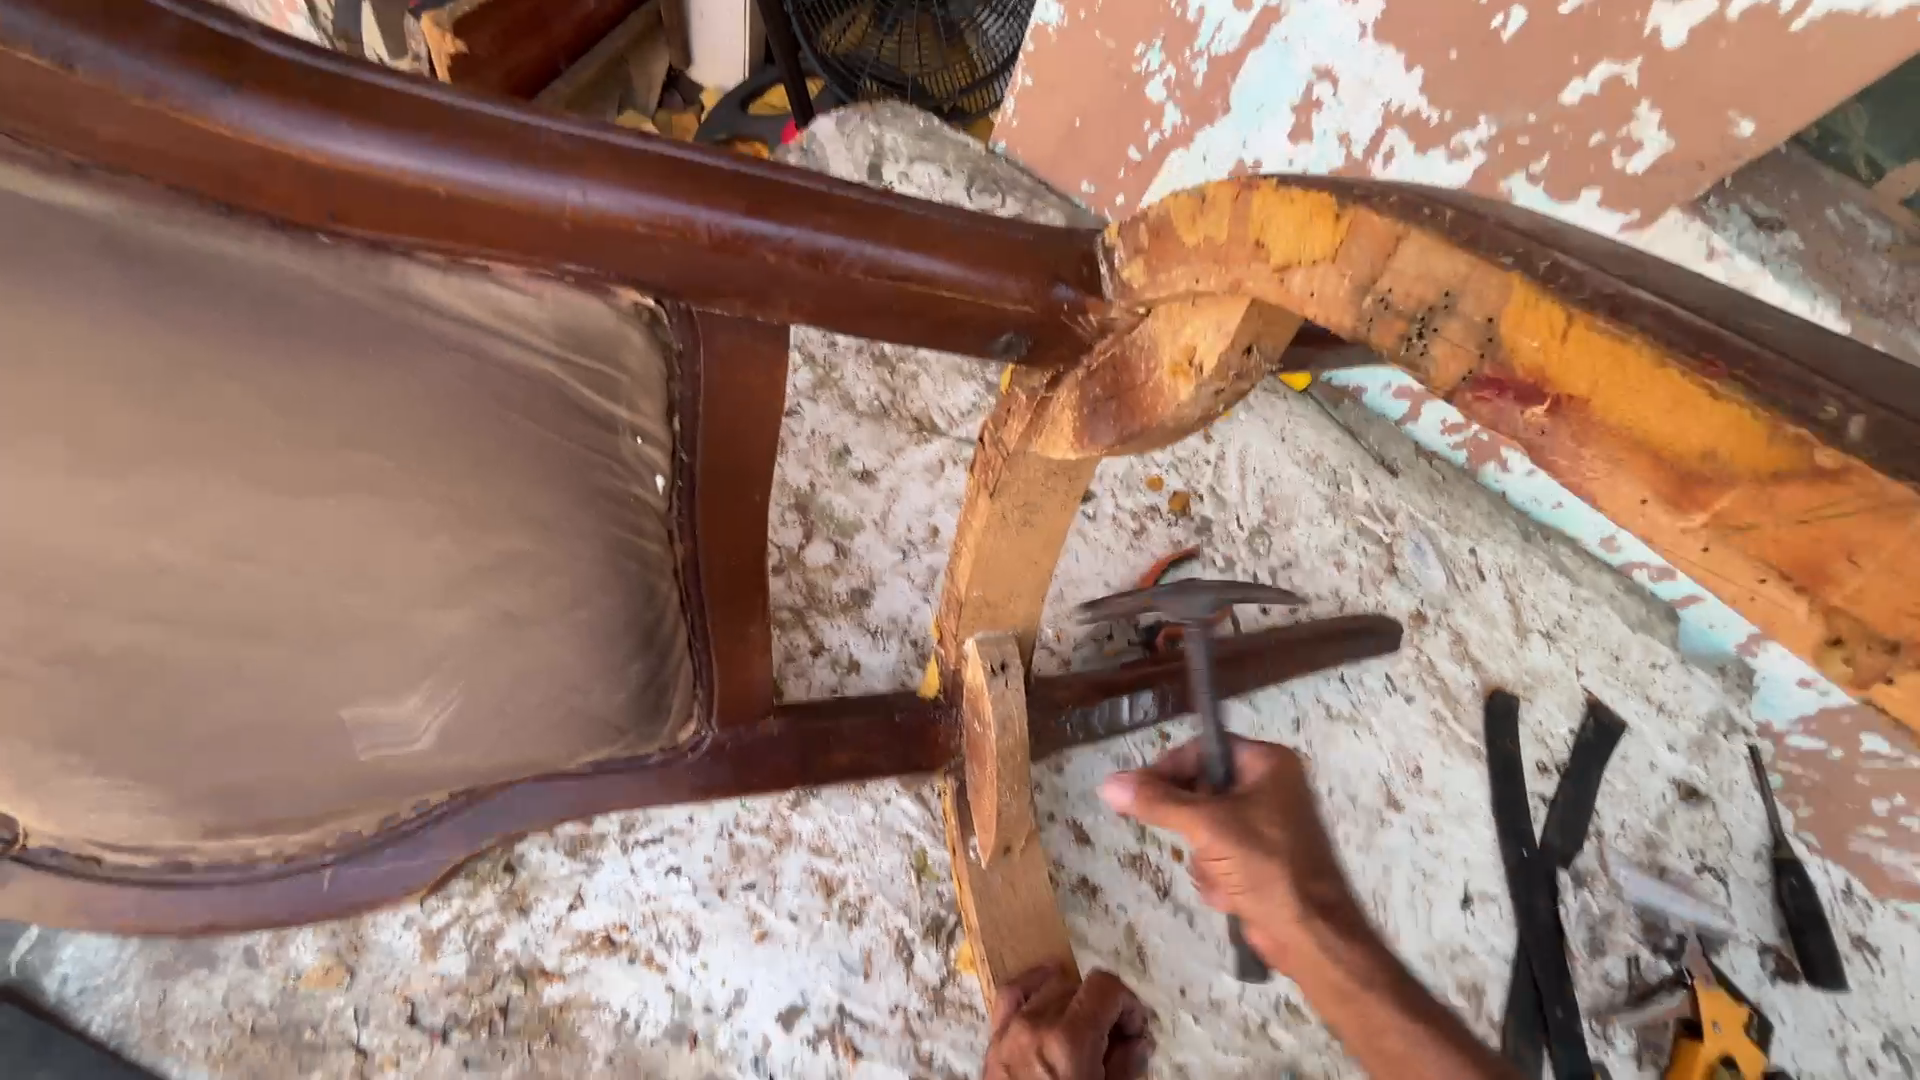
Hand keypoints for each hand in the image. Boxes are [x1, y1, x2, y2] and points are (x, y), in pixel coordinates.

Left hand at [980, 966, 1153, 1079]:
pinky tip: (1049, 992)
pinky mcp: (994, 1042)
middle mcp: (1037, 1024)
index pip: (1106, 987)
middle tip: (1117, 1041)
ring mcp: (1010, 1031)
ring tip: (1085, 1032)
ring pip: (1049, 987)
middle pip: (1079, 987)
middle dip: (1104, 1008)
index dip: (1128, 1005)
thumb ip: (1127, 1068)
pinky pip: (1012, 995)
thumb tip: (1136, 1040)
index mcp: (1069, 1041)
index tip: (1136, 1032)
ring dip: (1073, 1002)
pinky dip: (1034, 988)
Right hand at [1099, 736, 1358, 971]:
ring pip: (1205, 824)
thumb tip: (1109, 783)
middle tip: (1186, 839)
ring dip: (1202, 854)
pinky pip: (1217, 851)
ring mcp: (1266, 824)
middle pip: (1201, 787)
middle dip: (1191, 824)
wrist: (1311, 937)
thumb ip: (1157, 801)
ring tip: (1218, 873)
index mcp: (1267, 763)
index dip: (1170, 768)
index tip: (1142, 791)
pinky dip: (1215, 871)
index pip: (1203, 748)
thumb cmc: (1266, 866)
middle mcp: (1269, 786)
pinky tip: (1228, 892)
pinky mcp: (1261, 858)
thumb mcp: (1206, 826)